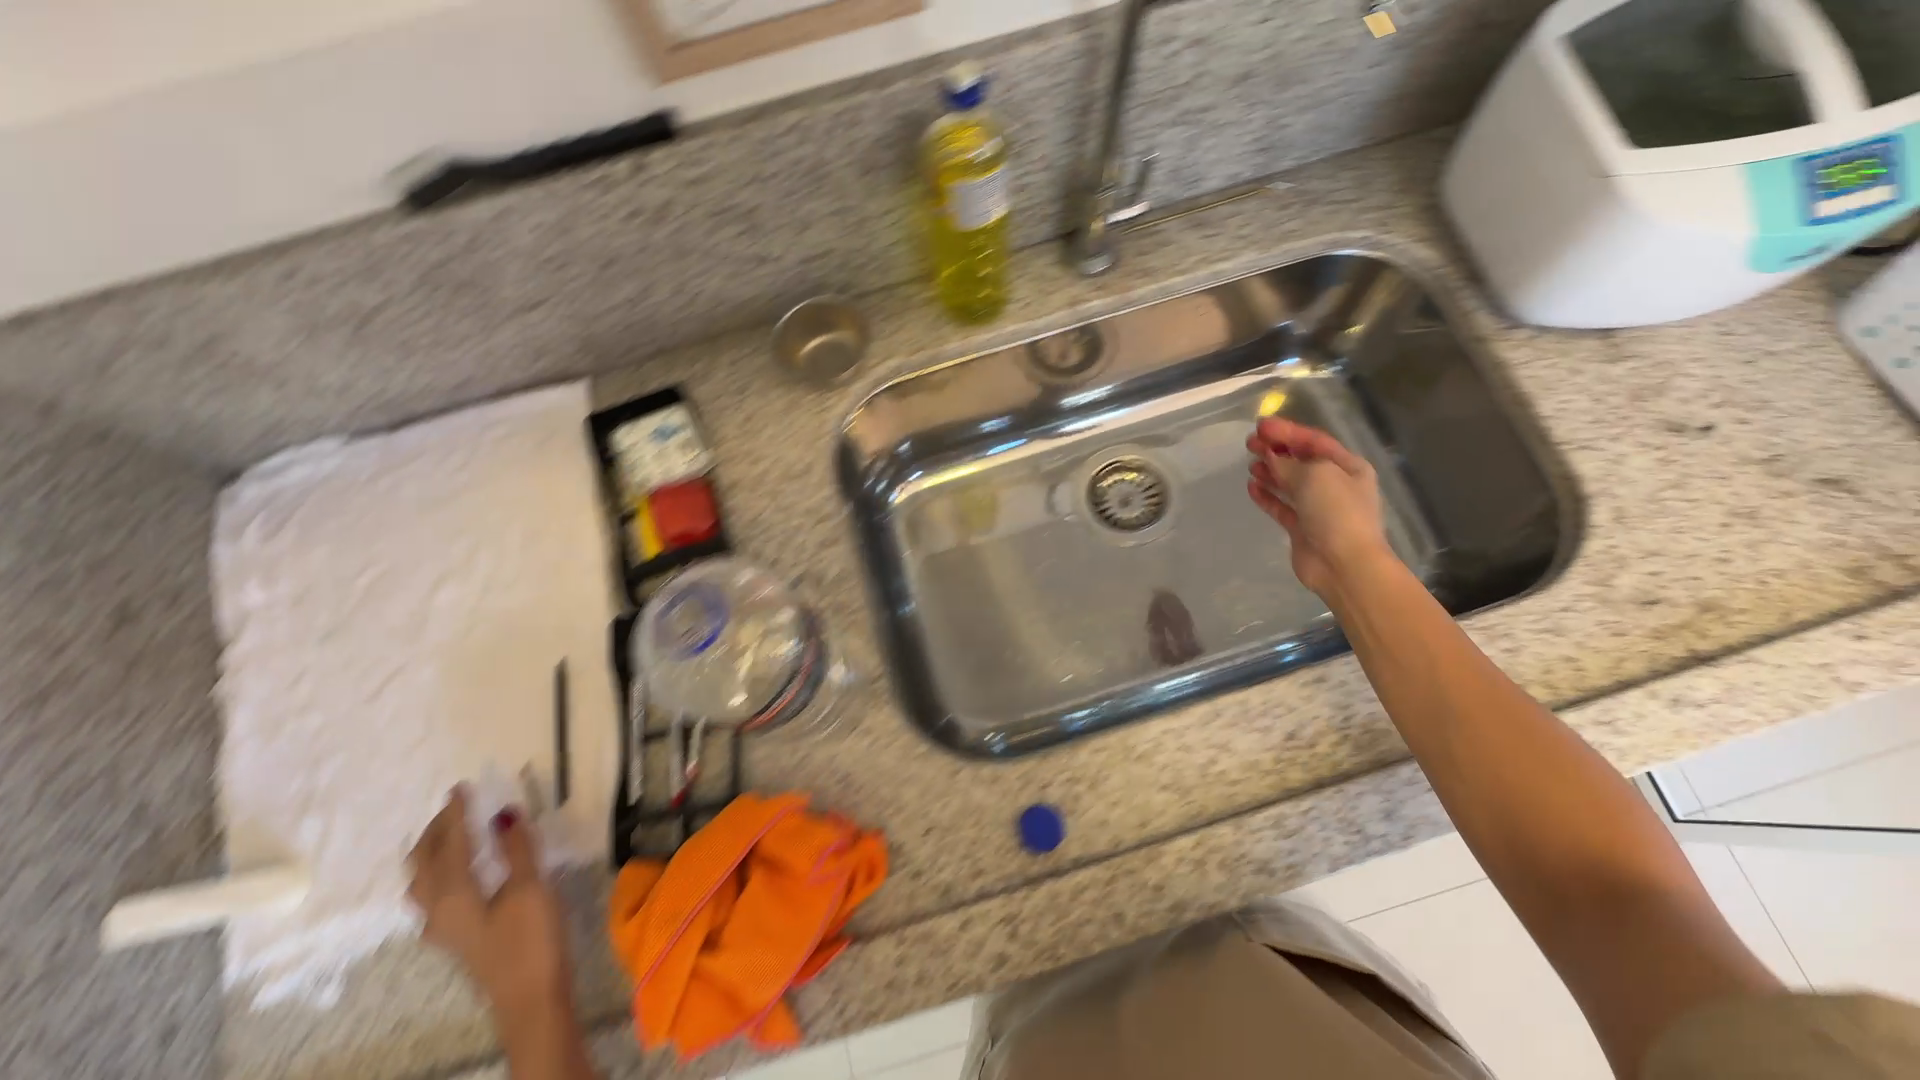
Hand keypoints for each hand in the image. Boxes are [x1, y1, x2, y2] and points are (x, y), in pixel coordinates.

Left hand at [406, 787, 572, 1015]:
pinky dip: (438, 874)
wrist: (529, 998)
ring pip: (422, 882)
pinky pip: (432, 896)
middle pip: (424, 862)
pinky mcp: (455, 939)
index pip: (450, 842)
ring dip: (431, 854)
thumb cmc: (530, 940)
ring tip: (449, 837)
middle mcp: (436, 908)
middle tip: (455, 809)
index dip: (456, 813)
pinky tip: (456, 877)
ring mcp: (441, 928)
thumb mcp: (530, 888)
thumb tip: (504, 814)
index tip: (461, 788)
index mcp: (452, 891)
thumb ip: (517, 849)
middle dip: (436, 831)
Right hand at [1245, 417, 1394, 598]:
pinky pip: (1282, 507)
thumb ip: (1289, 463)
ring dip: (1271, 471)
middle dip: (1277, 449)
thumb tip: (1270, 458)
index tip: (1260, 425)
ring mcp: (1318, 508)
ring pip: (1290, 483)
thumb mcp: (1315, 476)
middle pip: (1301, 460)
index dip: (1288, 431)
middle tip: (1250, 443)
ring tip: (1250, 464)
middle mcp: (1335, 484)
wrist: (1345, 564)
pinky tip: (1252, 487)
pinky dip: (1267, 496)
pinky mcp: (1302, 528)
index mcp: (1348, 466)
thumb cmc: (1337, 512)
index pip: (1314, 441)